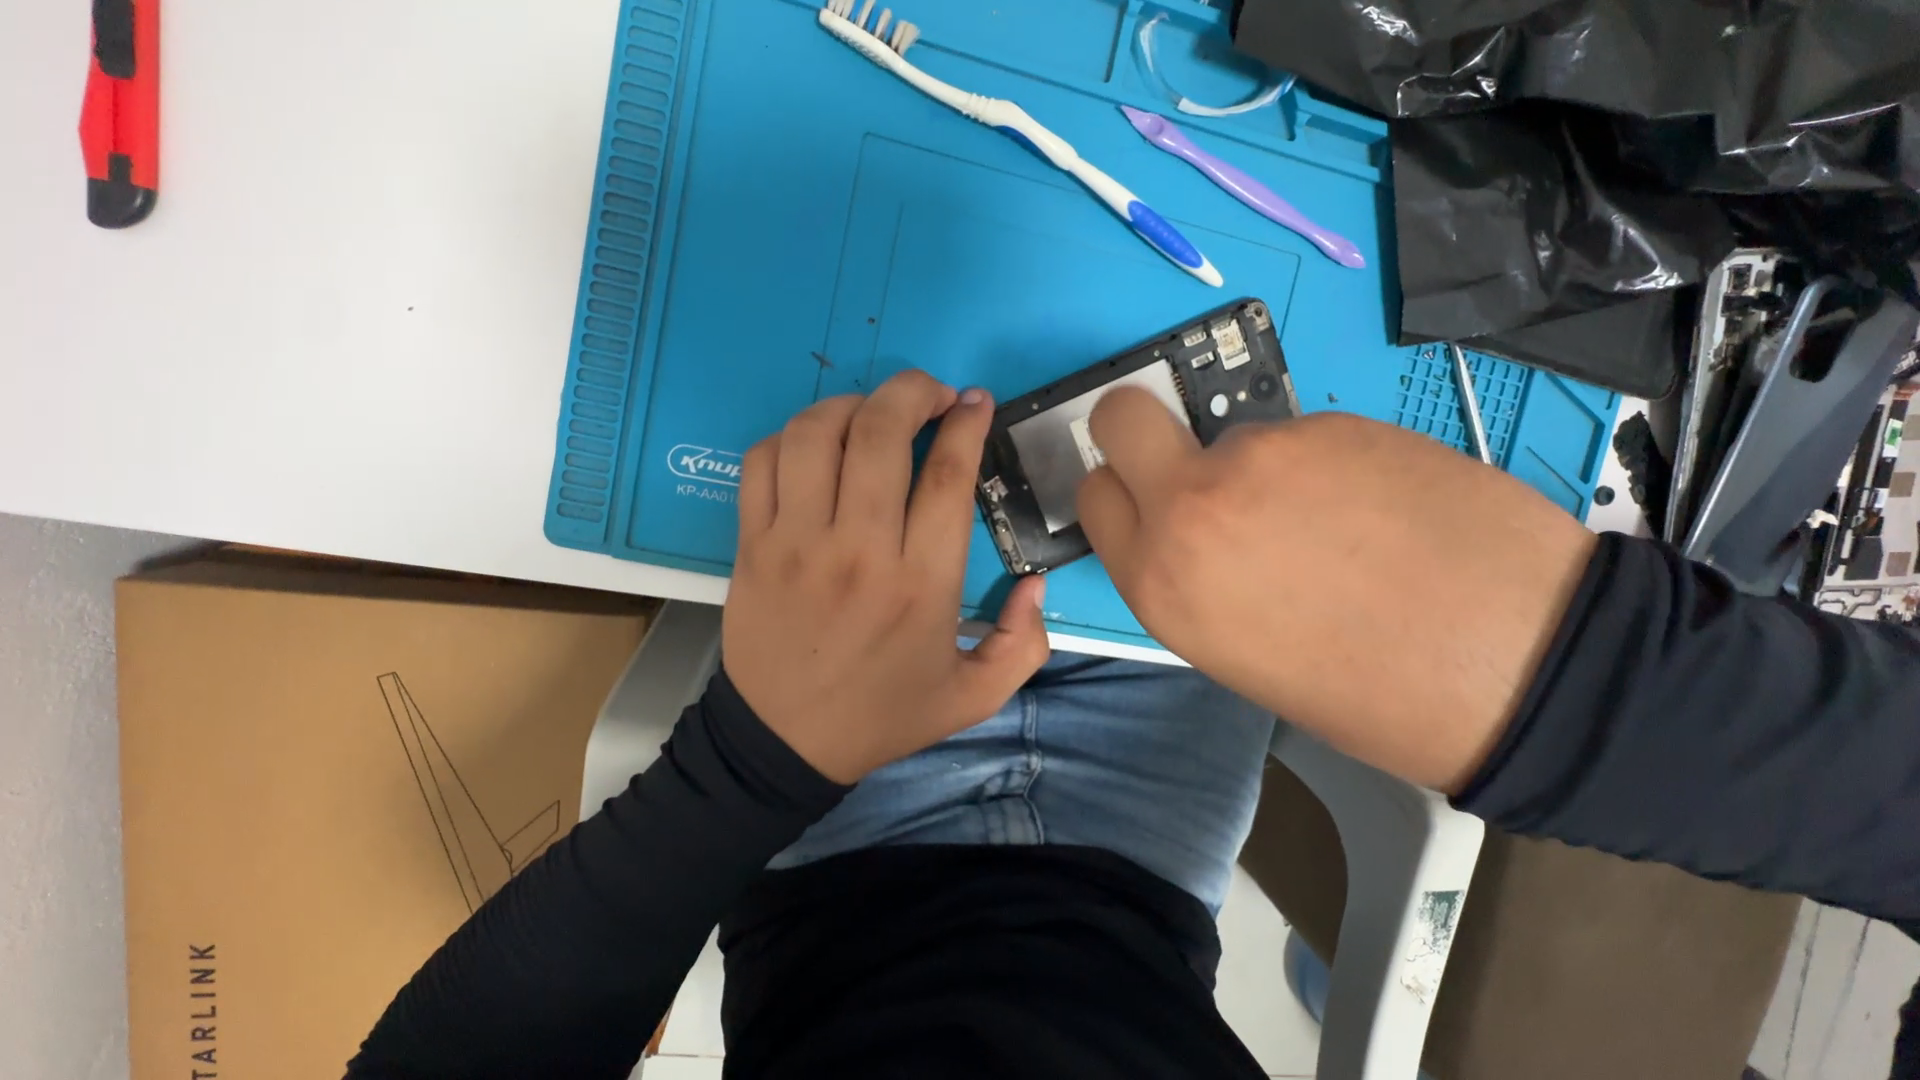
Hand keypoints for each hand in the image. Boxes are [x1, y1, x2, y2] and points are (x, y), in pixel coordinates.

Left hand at [723, 370, 1050, 783]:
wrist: (785, 745)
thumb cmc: (883, 715)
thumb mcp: (975, 697)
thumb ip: (1024, 643)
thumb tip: (1036, 583)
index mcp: (921, 583)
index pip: (948, 475)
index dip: (967, 423)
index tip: (976, 403)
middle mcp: (859, 550)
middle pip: (881, 434)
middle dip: (914, 392)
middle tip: (932, 395)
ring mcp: (796, 543)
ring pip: (817, 434)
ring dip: (853, 405)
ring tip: (874, 415)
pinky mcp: (752, 544)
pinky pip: (762, 462)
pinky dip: (792, 436)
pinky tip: (818, 446)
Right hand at [1076, 389, 1596, 792]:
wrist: (1510, 668)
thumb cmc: (1366, 693)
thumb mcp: (1236, 655)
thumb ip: (1189, 578)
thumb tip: (1192, 533)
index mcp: (1160, 582)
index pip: (1094, 494)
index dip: (1122, 492)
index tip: (1148, 499)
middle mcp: (1192, 507)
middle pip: (1122, 416)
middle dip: (1138, 427)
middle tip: (1191, 459)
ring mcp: (1263, 455)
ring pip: (1231, 434)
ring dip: (1260, 466)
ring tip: (1332, 518)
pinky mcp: (1334, 423)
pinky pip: (1302, 435)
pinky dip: (1324, 461)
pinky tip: (1376, 505)